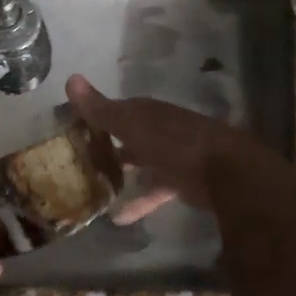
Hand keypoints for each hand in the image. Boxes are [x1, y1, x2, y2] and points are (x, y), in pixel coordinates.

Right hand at [66, 74, 282, 223]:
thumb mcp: (131, 125)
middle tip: (78, 159)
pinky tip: (118, 218)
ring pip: (140, 162)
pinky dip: (138, 202)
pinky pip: (153, 191)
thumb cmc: (173, 143)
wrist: (225, 173)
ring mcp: (171, 156)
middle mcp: (159, 130)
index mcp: (147, 112)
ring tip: (93, 188)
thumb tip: (70, 77)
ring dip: (121, 173)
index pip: (116, 109)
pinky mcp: (180, 182)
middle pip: (128, 136)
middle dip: (107, 145)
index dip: (95, 116)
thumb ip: (100, 109)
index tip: (72, 127)